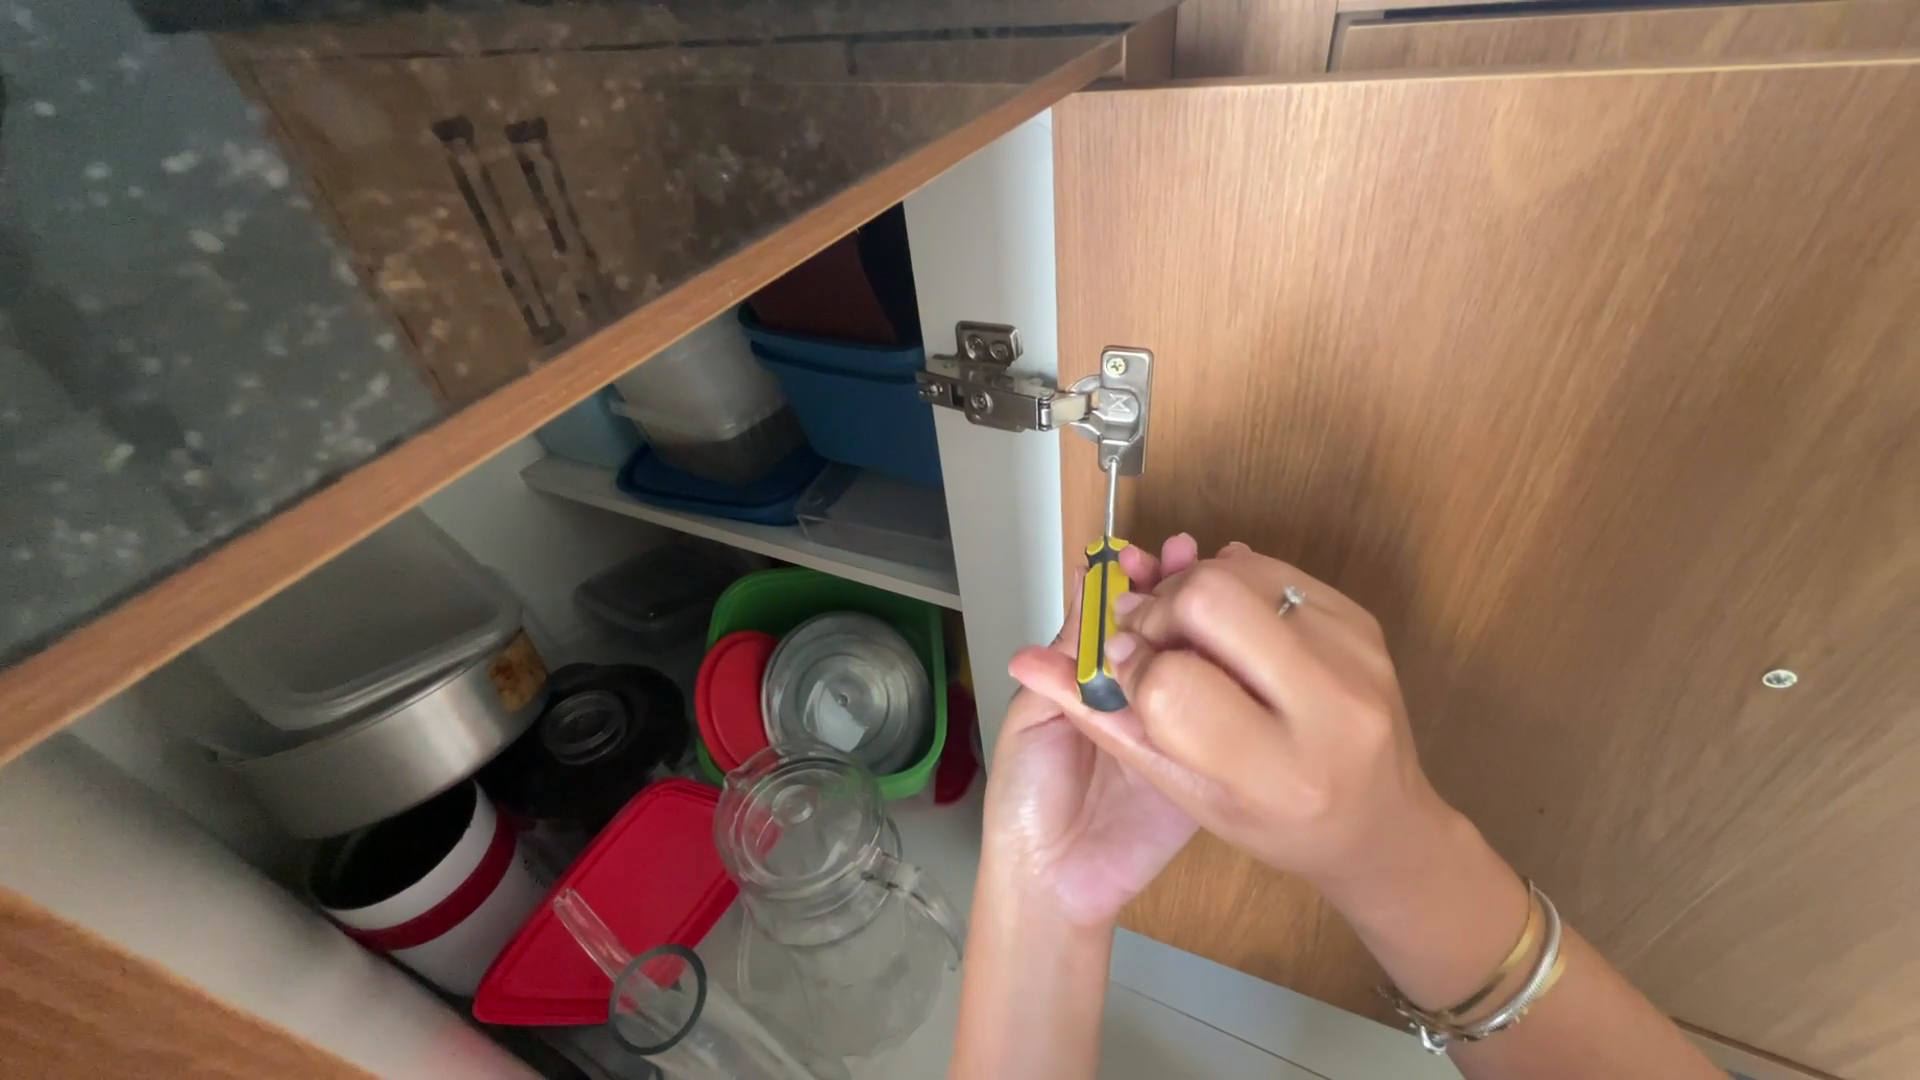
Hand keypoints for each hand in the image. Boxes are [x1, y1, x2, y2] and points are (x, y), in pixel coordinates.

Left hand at [979, 534, 1202, 926]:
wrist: (1054, 876)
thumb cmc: (1028, 793)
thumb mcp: (1034, 717)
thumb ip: (1066, 663)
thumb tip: (1088, 590)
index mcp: (1084, 681)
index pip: (1109, 620)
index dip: (1123, 585)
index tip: (1137, 554)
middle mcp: (1129, 693)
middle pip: (1154, 631)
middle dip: (1169, 587)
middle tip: (1188, 552)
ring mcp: (1168, 722)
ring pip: (1187, 659)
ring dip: (1201, 614)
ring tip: (1219, 570)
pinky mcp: (1200, 756)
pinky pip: (1216, 709)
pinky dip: (1231, 667)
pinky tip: (1245, 630)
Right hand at [1007, 541, 1466, 907]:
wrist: (1382, 823)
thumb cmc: (1276, 824)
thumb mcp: (1185, 795)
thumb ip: (1112, 725)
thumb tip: (1039, 665)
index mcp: (1278, 772)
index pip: (1173, 686)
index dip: (1132, 664)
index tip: (1124, 664)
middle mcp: (1330, 706)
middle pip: (1209, 601)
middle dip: (1157, 606)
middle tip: (1147, 629)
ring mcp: (1355, 654)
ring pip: (1236, 572)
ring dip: (1188, 588)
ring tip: (1182, 626)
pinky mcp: (1361, 621)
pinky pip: (1270, 568)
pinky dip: (1228, 580)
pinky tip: (1222, 618)